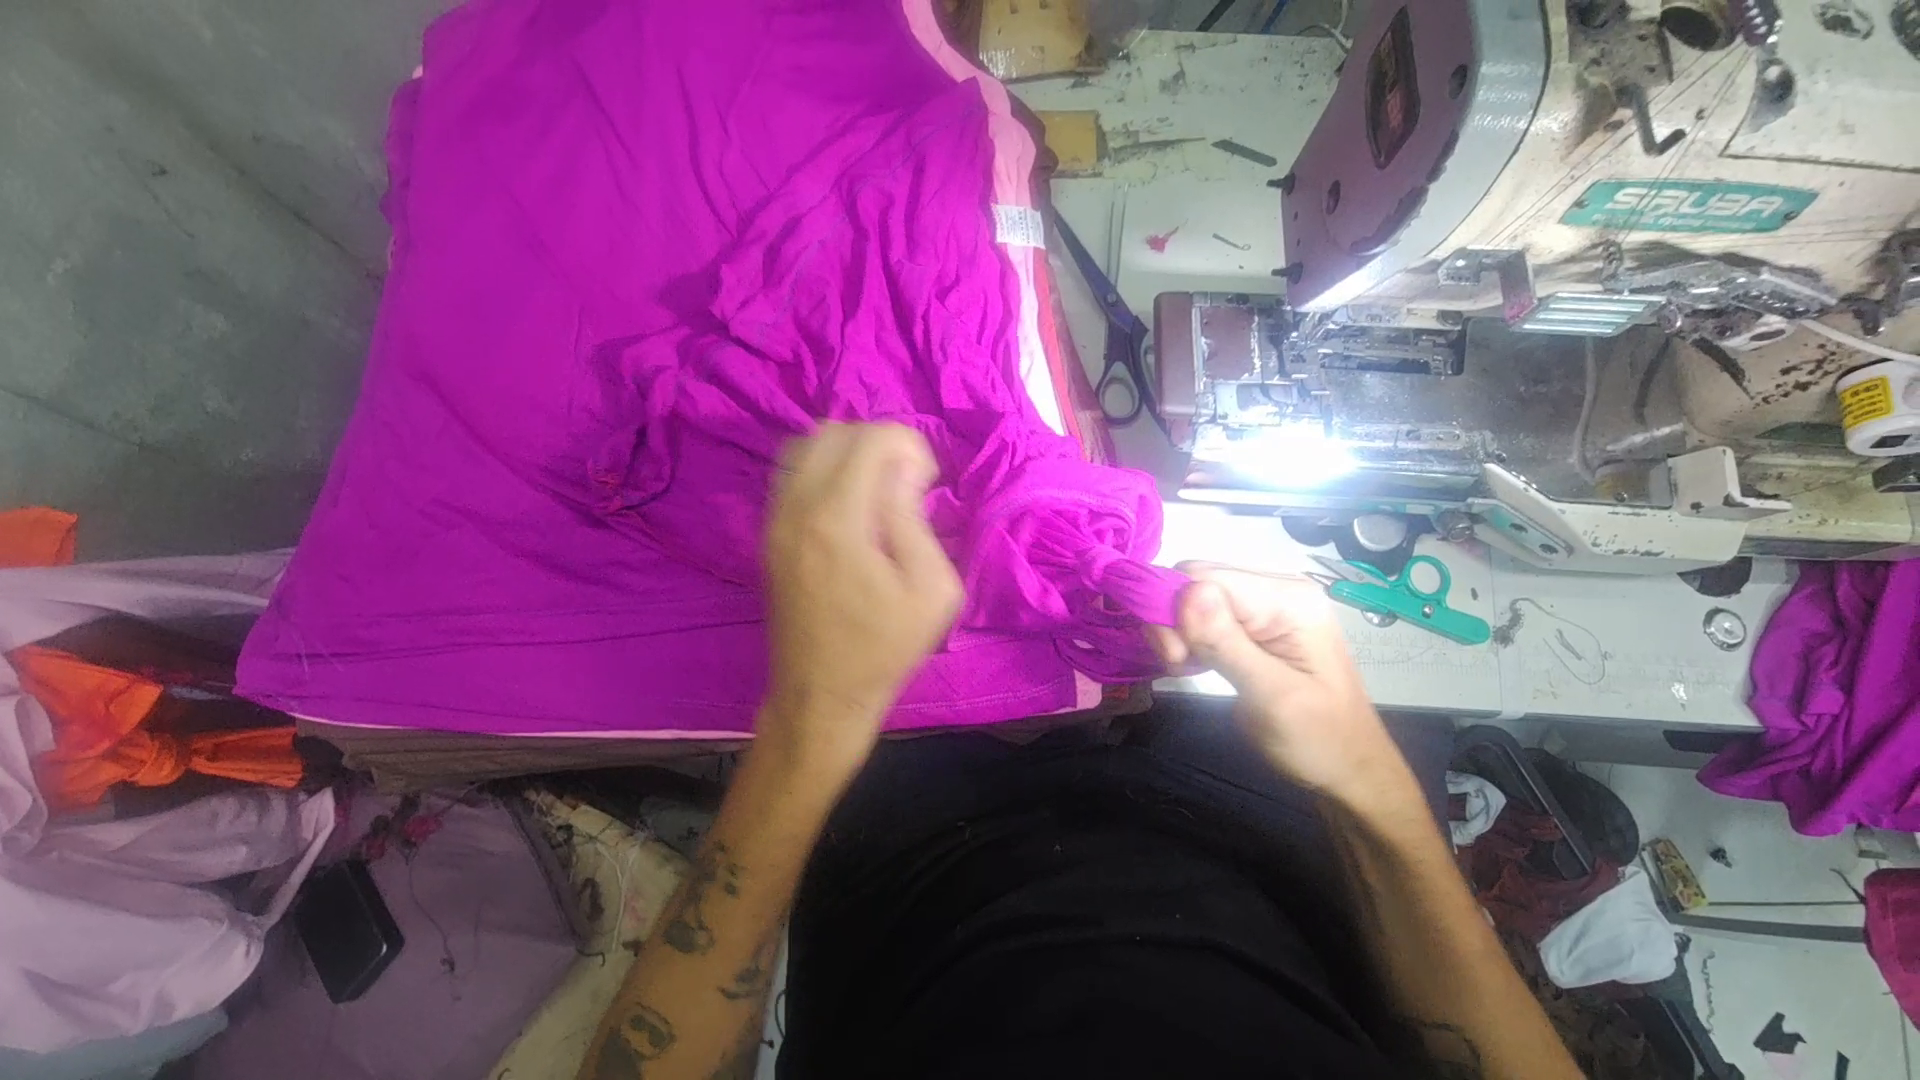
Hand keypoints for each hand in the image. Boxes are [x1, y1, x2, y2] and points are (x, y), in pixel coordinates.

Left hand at [759, 423, 963, 783]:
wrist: (820, 694)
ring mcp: (774, 520)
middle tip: (906, 484)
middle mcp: (795, 508)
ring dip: (848, 454)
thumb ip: (914, 516)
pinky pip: (791, 474)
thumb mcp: (931, 589)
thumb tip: (902, 468)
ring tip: (877, 492)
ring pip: (806, 446)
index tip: (927, 484)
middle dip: (879, 443)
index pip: (870, 438)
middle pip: (835, 431)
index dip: (910, 446)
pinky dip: (824, 471)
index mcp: (836, 518)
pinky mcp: (768, 535)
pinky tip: (850, 508)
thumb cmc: (884, 647)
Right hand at [1148, 563, 1417, 807]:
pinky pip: (1201, 618)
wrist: (1348, 771)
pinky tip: (1195, 667)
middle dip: (1174, 622)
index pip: (1203, 576)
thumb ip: (1227, 643)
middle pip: (1194, 582)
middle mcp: (1274, 590)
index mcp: (1288, 598)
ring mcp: (1263, 608)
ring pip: (1191, 600)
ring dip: (1178, 634)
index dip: (1176, 609)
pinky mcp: (1252, 627)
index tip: (1176, 657)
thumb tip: (1188, 591)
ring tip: (1189, 670)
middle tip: (1180, 666)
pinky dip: (1188, 641)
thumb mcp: (1273, 696)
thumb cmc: (1319, 740)